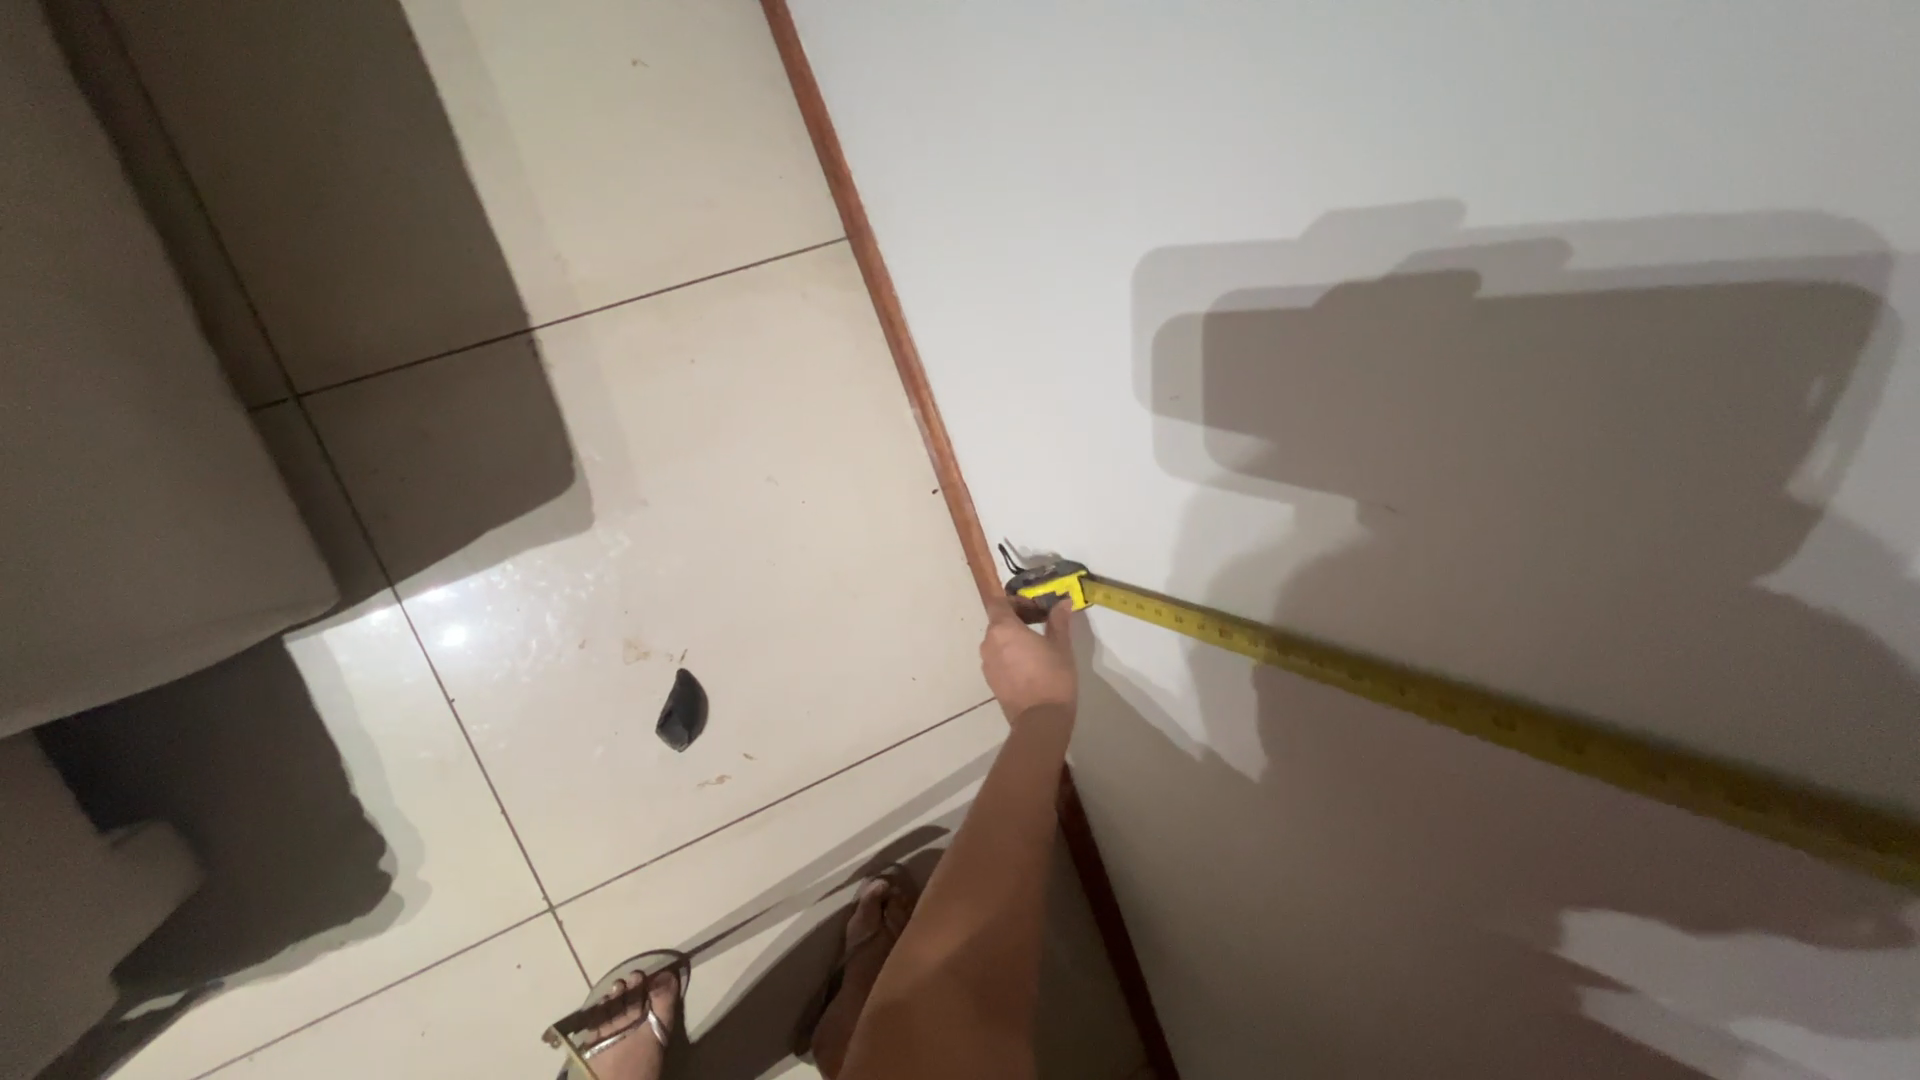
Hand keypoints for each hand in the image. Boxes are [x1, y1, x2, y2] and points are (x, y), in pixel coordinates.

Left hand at [980, 594, 1077, 719]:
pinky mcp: (989, 680)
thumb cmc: (1053, 676)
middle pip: (998, 621)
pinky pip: (997, 658)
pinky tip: (1029, 665)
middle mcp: (988, 642)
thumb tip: (1063, 602)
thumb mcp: (1061, 645)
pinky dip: (1009, 655)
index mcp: (1003, 629)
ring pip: (998, 641)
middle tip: (1042, 623)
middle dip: (1018, 618)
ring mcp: (986, 663)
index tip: (1034, 607)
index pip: (999, 602)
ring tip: (1038, 646)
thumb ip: (1058, 620)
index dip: (1015, 601)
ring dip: (1013, 638)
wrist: (1040, 719)